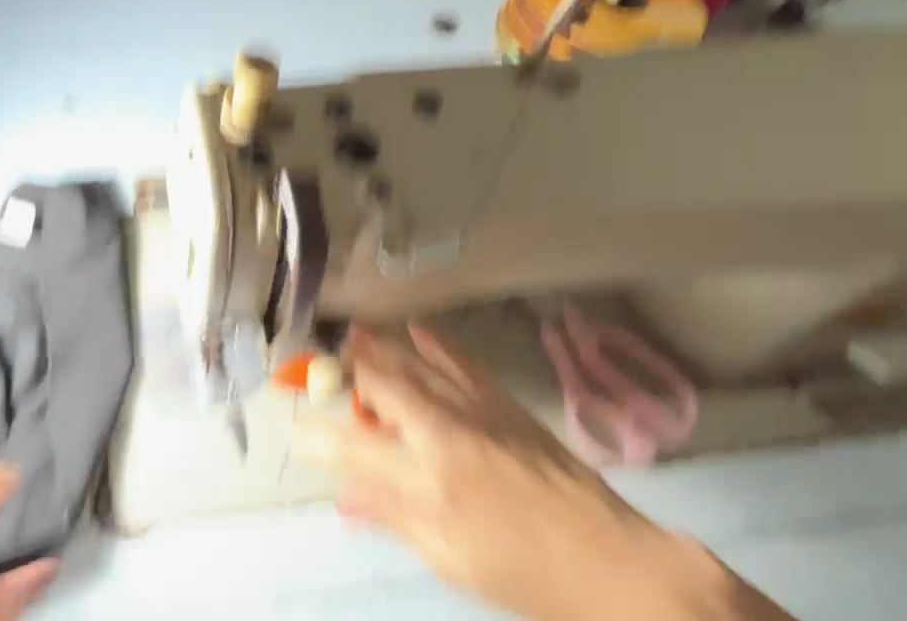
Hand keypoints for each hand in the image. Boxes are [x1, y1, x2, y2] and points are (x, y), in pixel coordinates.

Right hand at [294, 326, 789, 620]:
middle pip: (380, 387)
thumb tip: (345, 497)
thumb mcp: (448, 559)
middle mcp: (445, 434)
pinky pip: (461, 362)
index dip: (316, 434)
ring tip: (350, 334)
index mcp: (427, 482)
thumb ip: (393, 517)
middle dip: (341, 373)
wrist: (612, 562)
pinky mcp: (505, 404)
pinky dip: (434, 344)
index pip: (352, 446)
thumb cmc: (524, 576)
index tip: (294, 426)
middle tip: (314, 366)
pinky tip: (416, 330)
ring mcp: (477, 411)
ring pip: (415, 365)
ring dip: (378, 348)